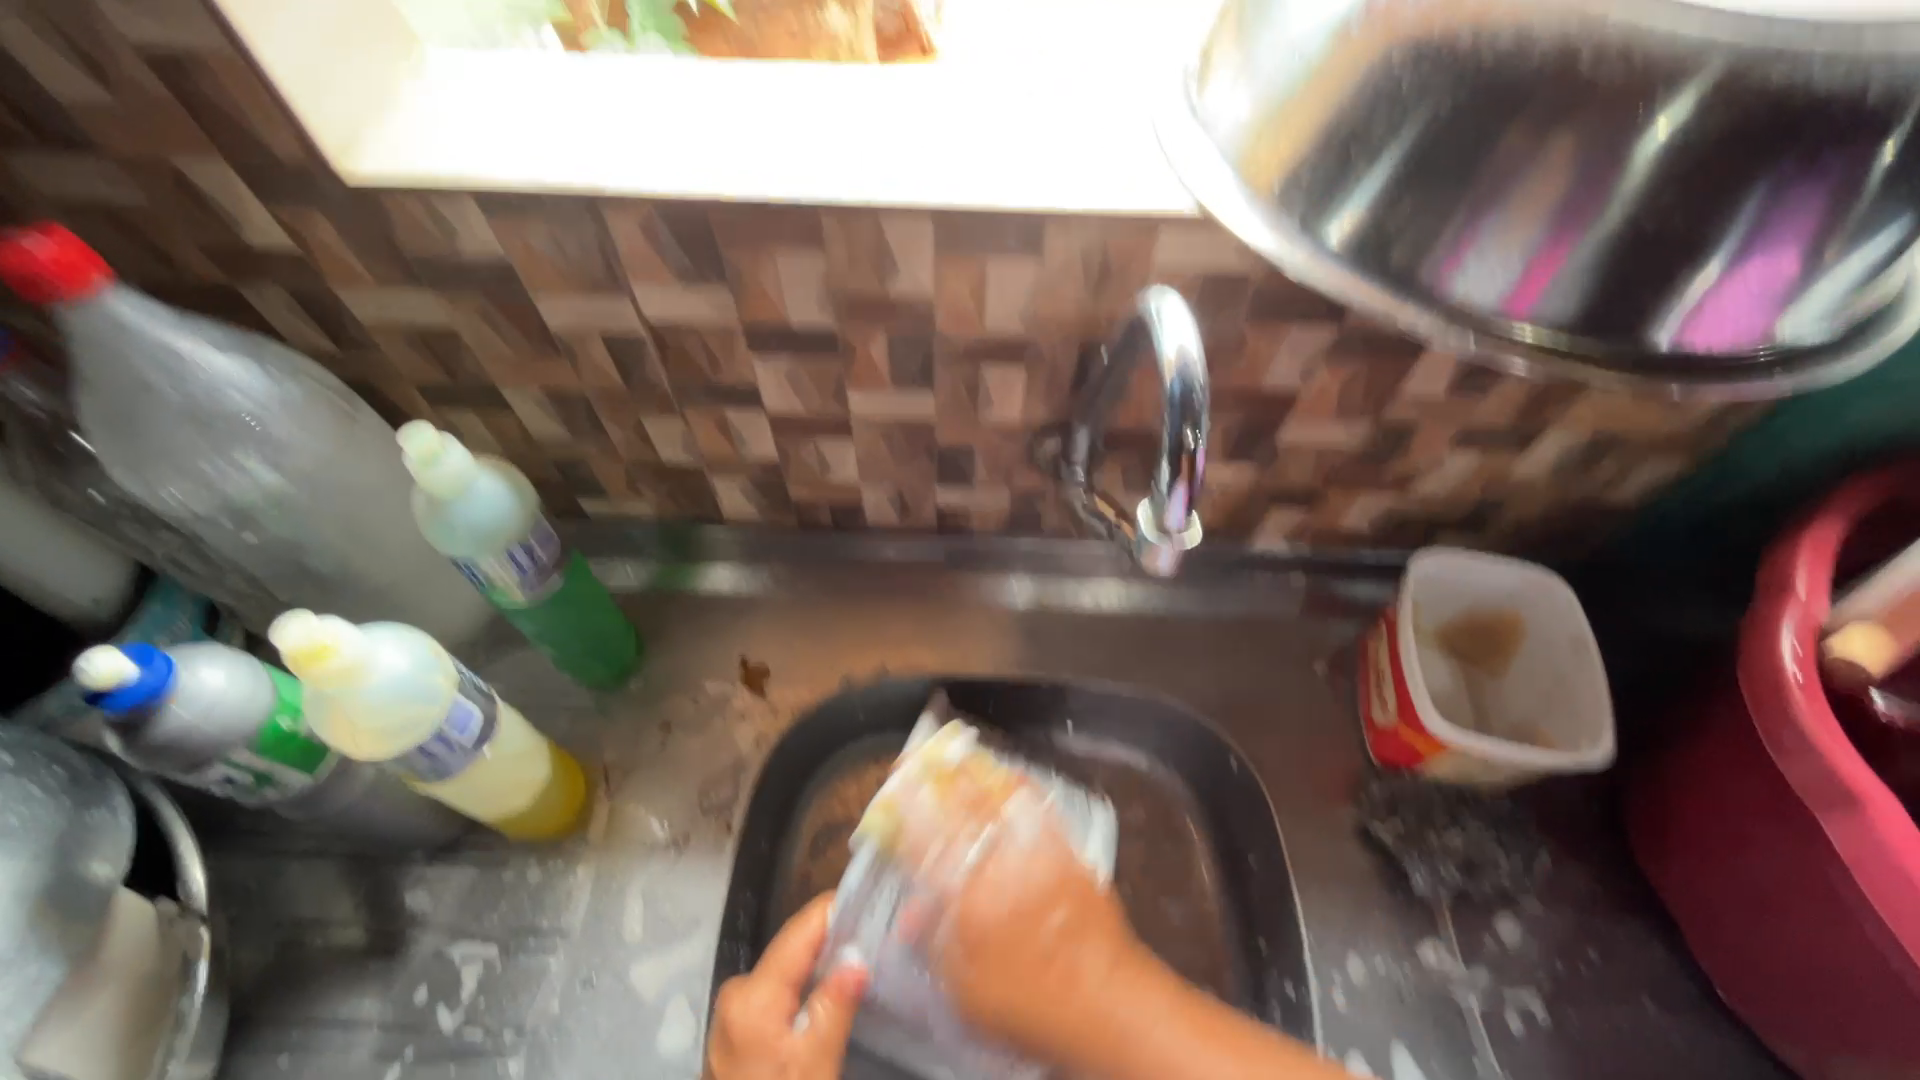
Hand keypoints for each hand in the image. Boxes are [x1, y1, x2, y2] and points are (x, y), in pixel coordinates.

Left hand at [707, 894, 868, 1079]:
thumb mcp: (816, 1066)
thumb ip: (835, 1007)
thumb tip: (857, 956)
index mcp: (753, 994)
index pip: (801, 930)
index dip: (837, 910)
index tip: (875, 900)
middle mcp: (737, 991)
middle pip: (794, 947)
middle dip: (834, 939)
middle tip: (879, 931)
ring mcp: (733, 1012)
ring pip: (788, 970)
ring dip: (822, 963)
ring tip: (864, 956)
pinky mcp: (738, 1030)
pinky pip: (778, 992)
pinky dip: (806, 987)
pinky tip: (834, 992)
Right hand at [887, 766, 1148, 1063]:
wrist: (1106, 1003)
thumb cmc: (1029, 1003)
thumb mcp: (964, 988)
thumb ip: (935, 944)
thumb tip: (913, 917)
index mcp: (969, 897)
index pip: (927, 841)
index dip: (907, 811)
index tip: (893, 788)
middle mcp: (1002, 865)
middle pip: (962, 811)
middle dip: (936, 782)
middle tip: (917, 759)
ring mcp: (1038, 854)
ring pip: (1000, 803)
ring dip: (976, 775)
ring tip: (958, 754)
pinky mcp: (1068, 854)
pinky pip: (1040, 810)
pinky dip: (1023, 788)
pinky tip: (1014, 776)